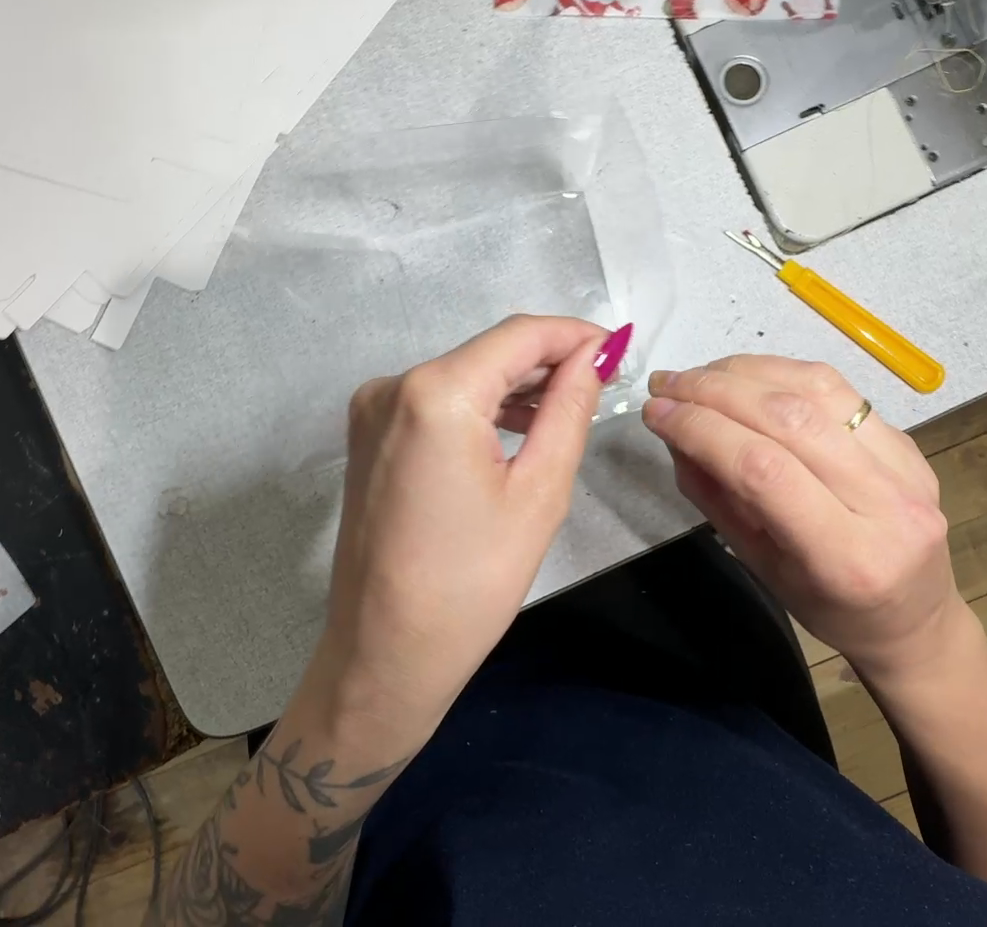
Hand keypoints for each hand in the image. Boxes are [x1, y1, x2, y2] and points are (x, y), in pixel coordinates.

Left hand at [307, 315, 612, 743]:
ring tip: (566, 410)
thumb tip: (593, 357)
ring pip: (461, 375)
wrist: (385, 650)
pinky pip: (434, 401)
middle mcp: (393, 385)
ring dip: (514, 385)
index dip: (574, 335)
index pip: (518, 335)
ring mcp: (373, 409)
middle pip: (487, 352)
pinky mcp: (368, 435)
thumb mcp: (539, 492)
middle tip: (602, 383)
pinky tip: (514, 427)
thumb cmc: (471, 583)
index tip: (618, 349)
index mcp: (435, 392)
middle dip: (547, 362)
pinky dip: (477, 407)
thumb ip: (568, 410)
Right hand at [641, 356, 965, 679]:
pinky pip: (838, 389)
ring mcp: (905, 466)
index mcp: (844, 558)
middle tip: (665, 385)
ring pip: (817, 390)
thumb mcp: (758, 566)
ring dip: (744, 372)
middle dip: (714, 392)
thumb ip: (715, 498)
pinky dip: (779, 372)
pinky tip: (743, 376)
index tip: (655, 413)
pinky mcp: (907, 441)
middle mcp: (885, 504)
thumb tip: (674, 432)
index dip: (701, 431)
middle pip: (789, 420)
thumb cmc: (827, 607)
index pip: (763, 471)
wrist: (914, 618)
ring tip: (697, 375)